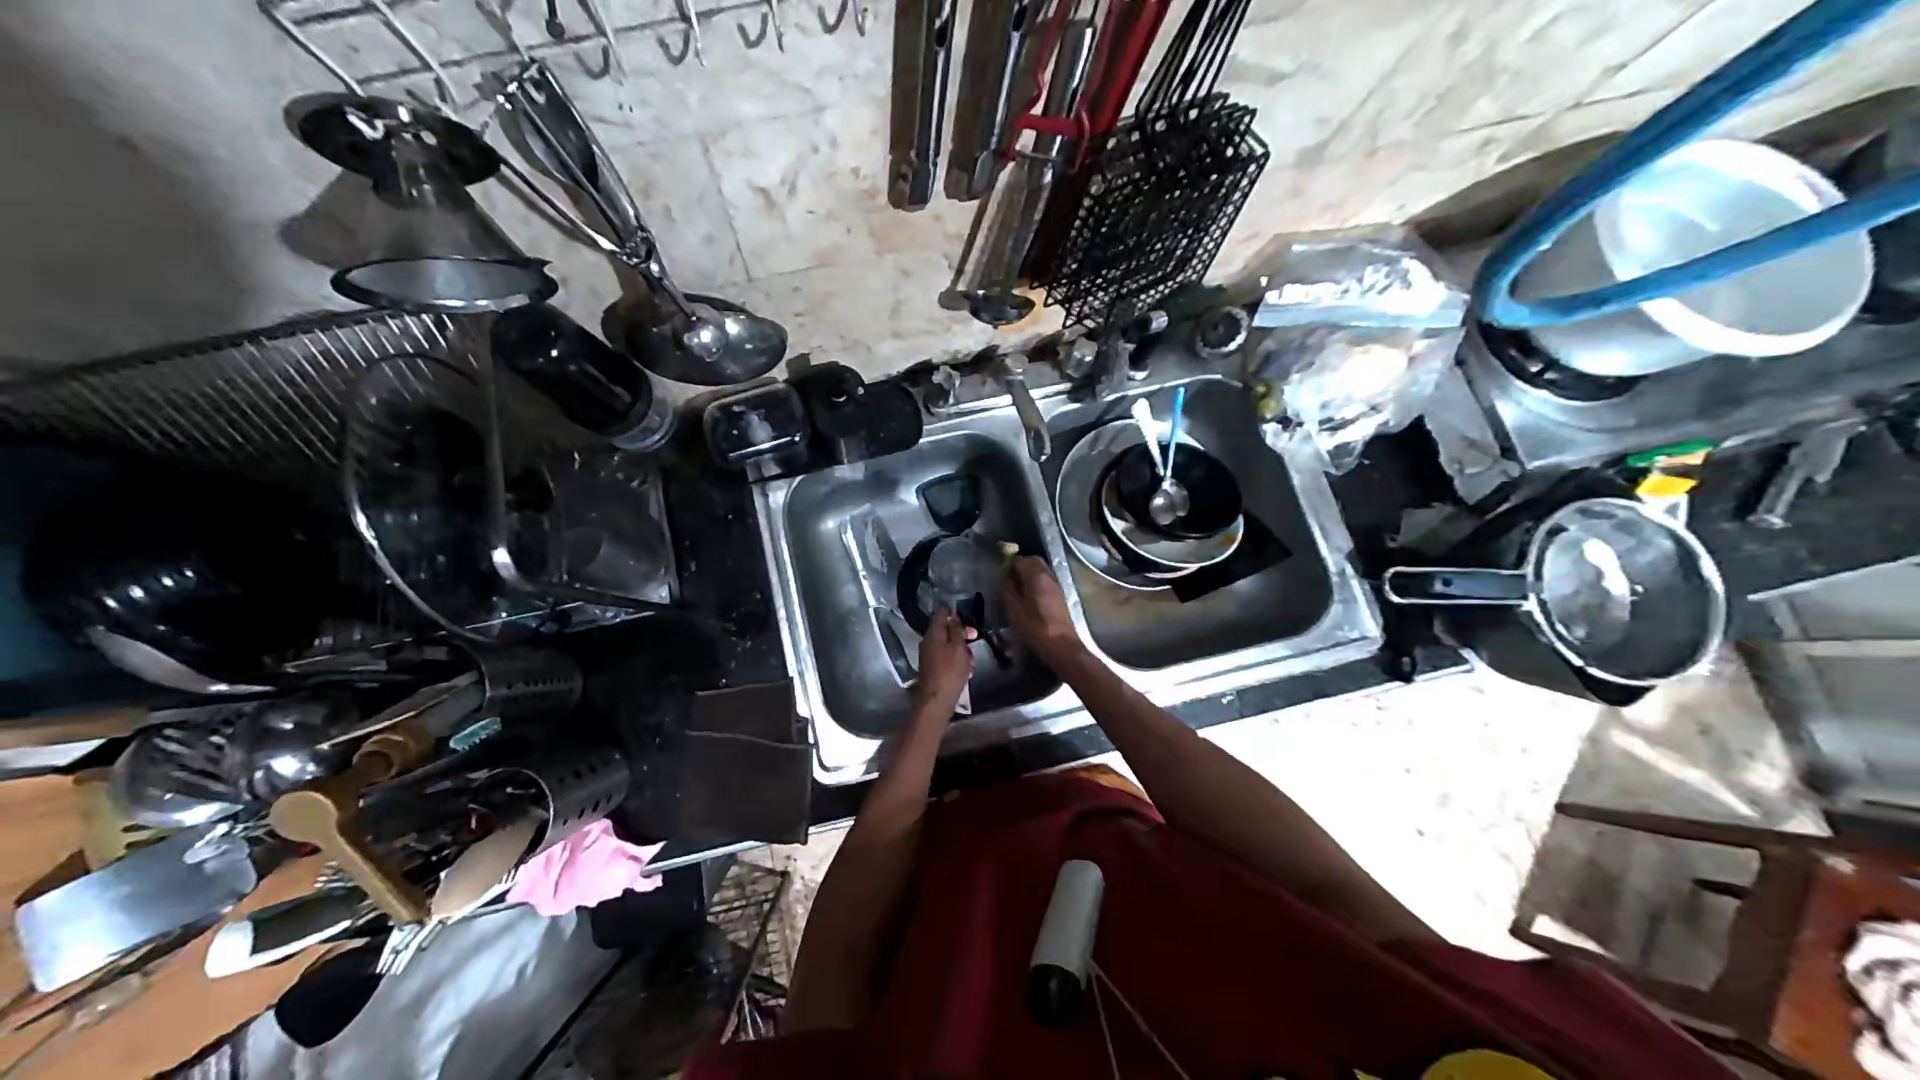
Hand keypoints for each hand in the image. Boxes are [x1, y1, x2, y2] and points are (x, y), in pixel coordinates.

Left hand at [912, 609, 974, 716]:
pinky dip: (957, 662)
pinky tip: (966, 671)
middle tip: (974, 639)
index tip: (967, 619)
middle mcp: (928, 642)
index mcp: (933, 634)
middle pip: (946, 630)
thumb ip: (956, 630)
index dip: (954, 613)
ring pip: (948, 646)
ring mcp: (930, 656)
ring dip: (962, 651)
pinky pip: (947, 658)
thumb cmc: (950, 671)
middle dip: (961, 634)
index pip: (940, 614)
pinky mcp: (934, 668)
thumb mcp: (958, 648)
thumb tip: (952, 616)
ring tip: (971, 662)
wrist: (936, 701)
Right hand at [1002, 556, 1081, 665]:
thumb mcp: (1014, 608)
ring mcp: (1056, 584)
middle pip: (1033, 561)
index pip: (1021, 559)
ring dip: (1029, 572)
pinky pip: (1045, 579)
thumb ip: (1008, 587)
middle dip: (1020, 564)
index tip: (1001, 571)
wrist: (1061, 644)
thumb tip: (1004, 573)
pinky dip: (1036, 580)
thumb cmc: (1034, 626)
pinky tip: (1029, 593)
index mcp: (1036, 576)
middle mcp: (1048, 575)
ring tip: (1017, 585)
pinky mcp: (1059, 594)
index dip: (1009, 562)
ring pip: (1041, 569)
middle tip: (1008, 576)